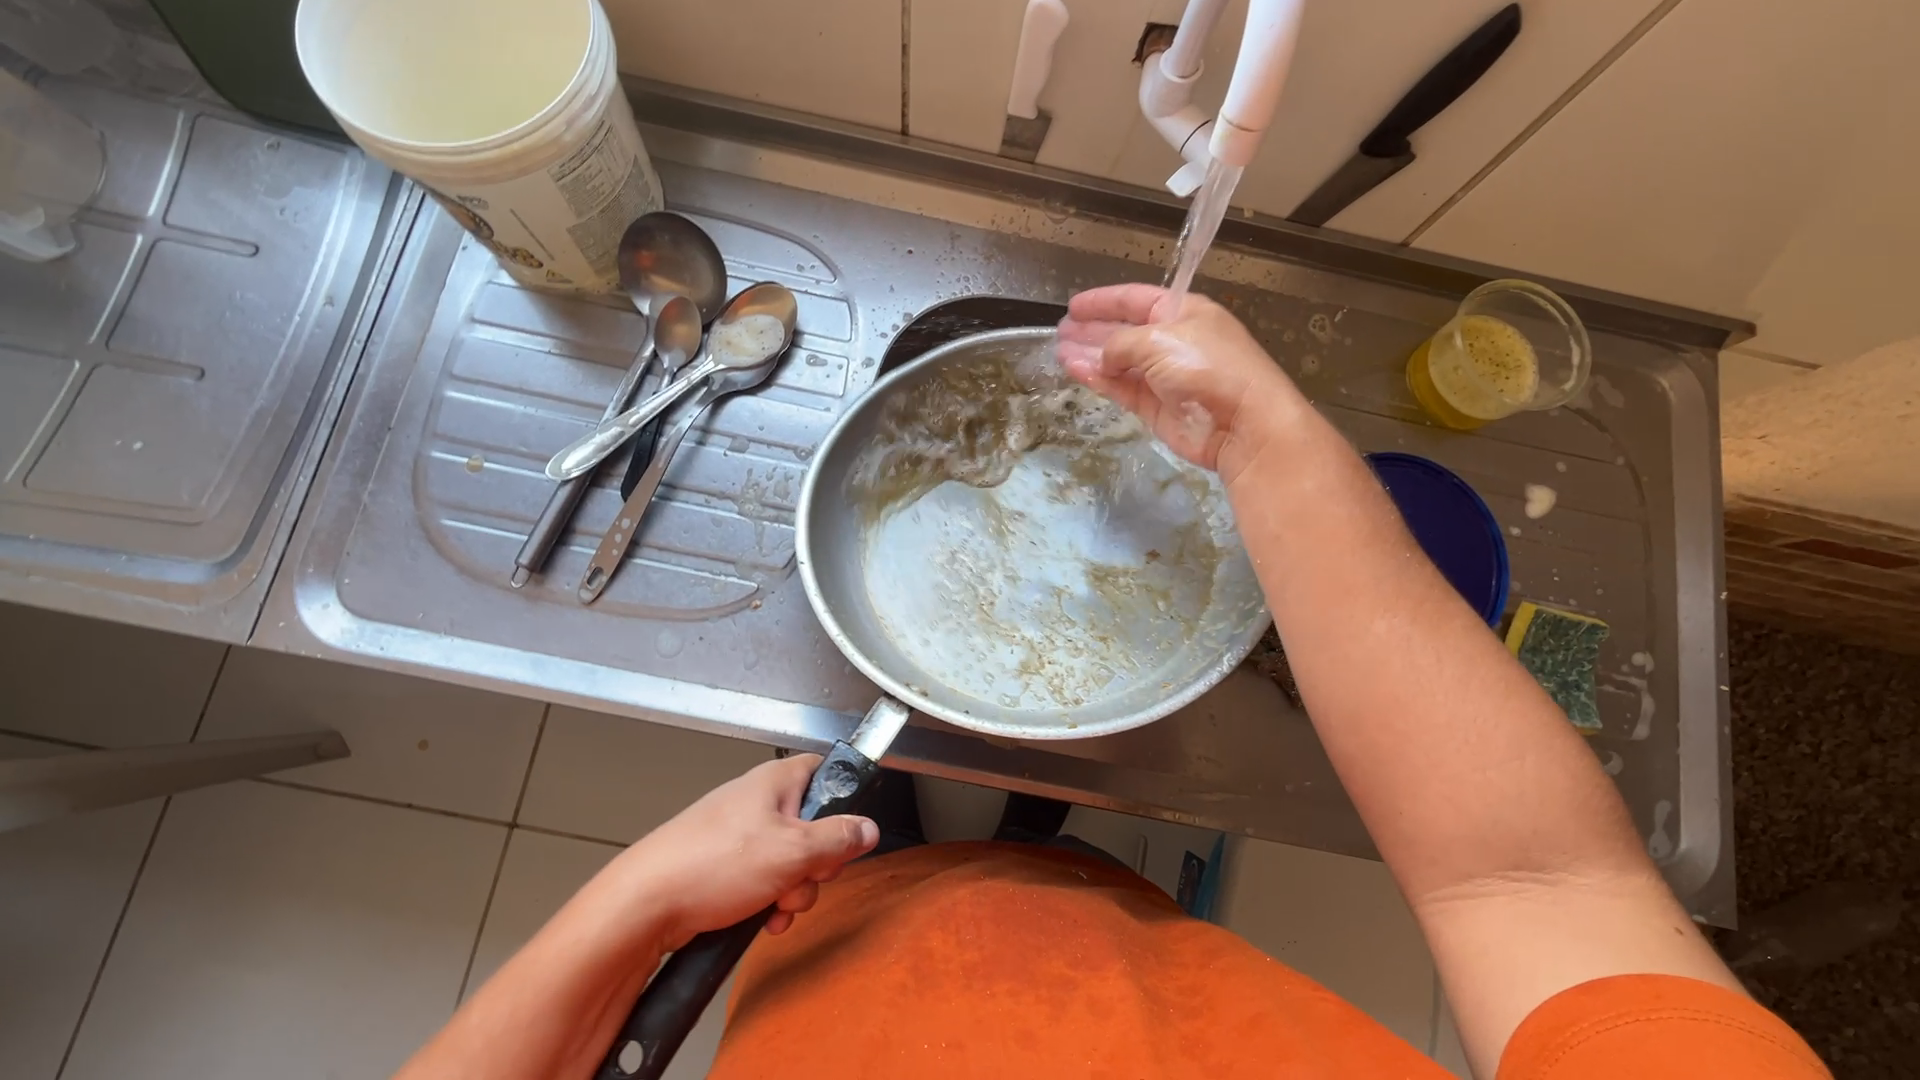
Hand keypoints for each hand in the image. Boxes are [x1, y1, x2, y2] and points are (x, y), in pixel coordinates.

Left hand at [617, 755, 878, 947]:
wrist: (645, 907)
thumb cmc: (711, 865)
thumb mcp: (793, 851)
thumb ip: (839, 839)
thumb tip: (868, 829)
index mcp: (776, 781)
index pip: (825, 771)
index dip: (842, 801)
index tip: (846, 831)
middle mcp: (759, 802)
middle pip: (814, 826)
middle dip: (816, 864)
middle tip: (802, 876)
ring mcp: (741, 836)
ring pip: (792, 861)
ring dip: (794, 890)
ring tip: (774, 904)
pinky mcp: (727, 868)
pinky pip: (767, 881)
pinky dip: (771, 902)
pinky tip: (762, 918)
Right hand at [1056, 284, 1298, 480]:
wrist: (1241, 423)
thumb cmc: (1207, 367)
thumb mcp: (1159, 340)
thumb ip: (1120, 344)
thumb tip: (1102, 356)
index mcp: (1183, 313)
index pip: (1137, 300)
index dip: (1105, 301)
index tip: (1074, 306)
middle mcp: (1173, 342)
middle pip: (1125, 331)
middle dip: (1093, 330)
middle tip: (1061, 331)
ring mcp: (1164, 376)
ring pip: (1119, 362)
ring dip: (1090, 356)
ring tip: (1060, 352)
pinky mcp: (1156, 407)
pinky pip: (1121, 388)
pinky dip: (1098, 379)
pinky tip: (1075, 370)